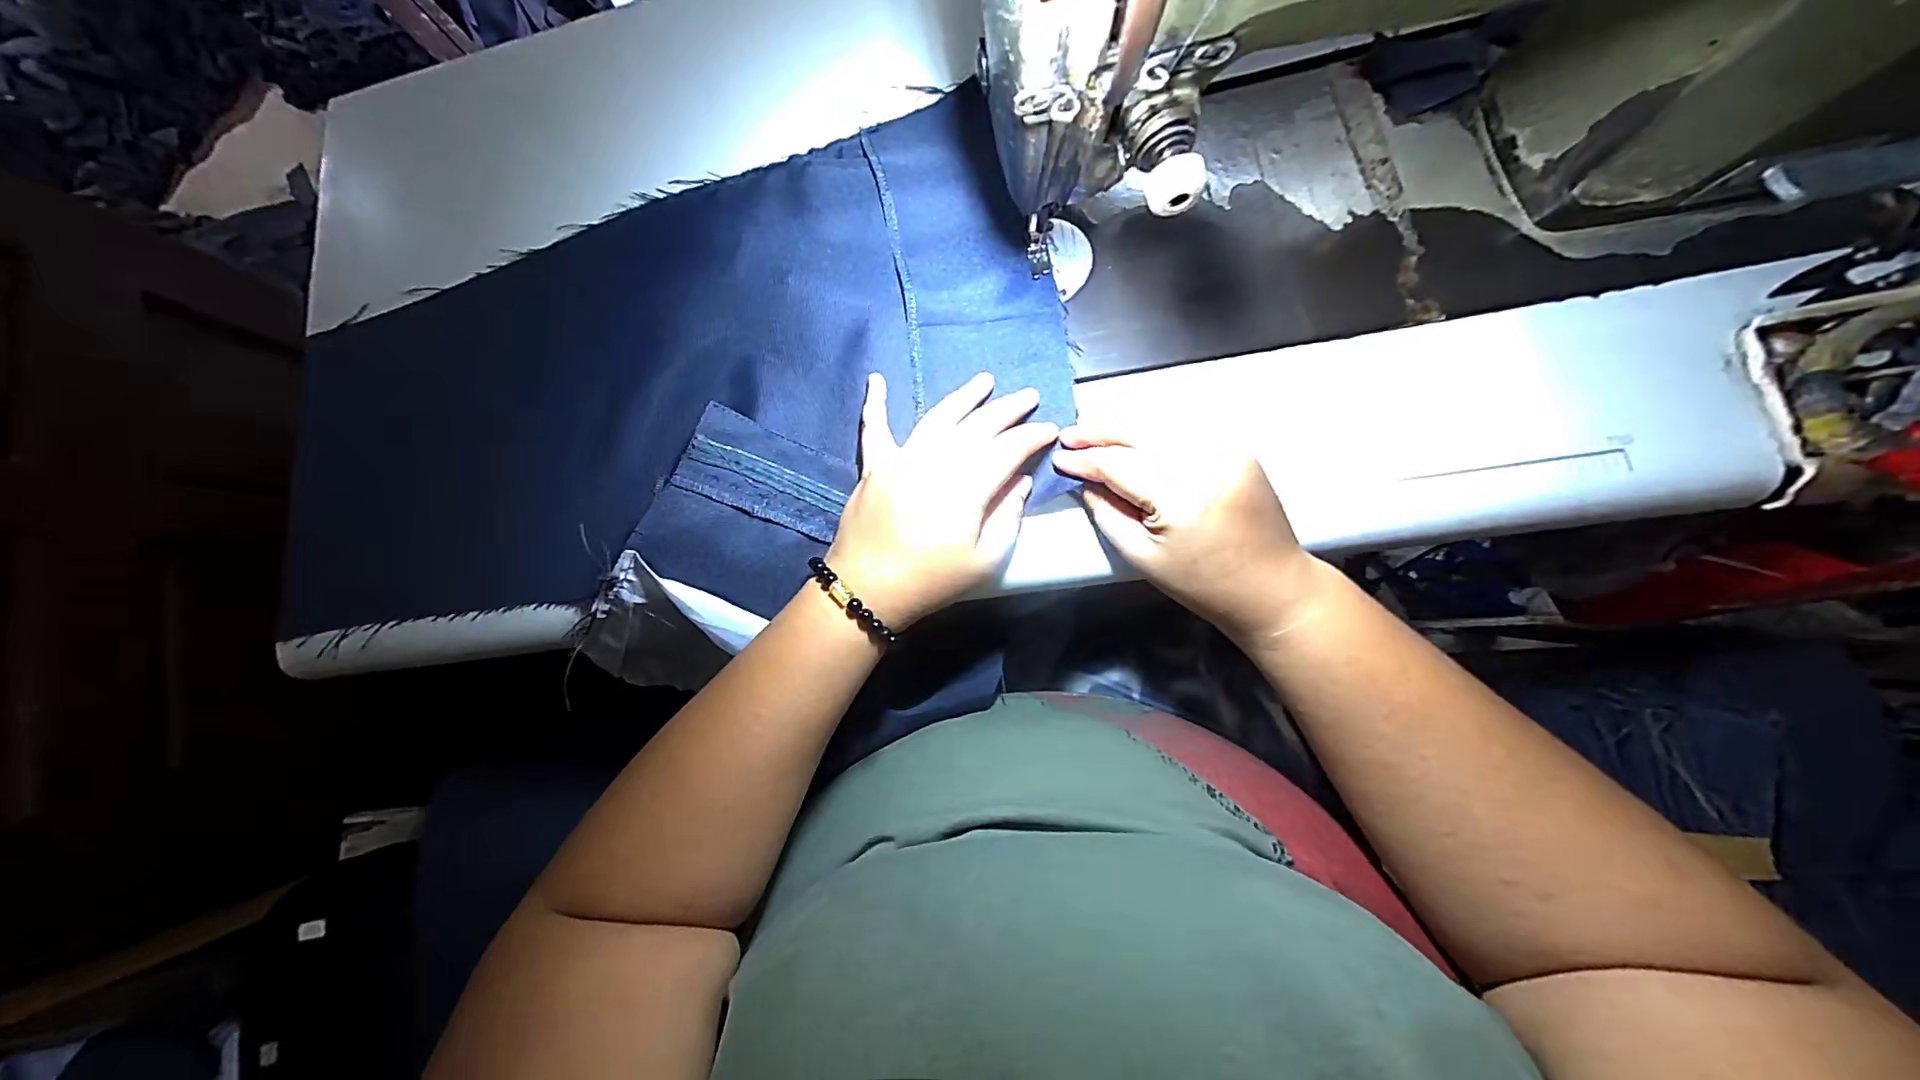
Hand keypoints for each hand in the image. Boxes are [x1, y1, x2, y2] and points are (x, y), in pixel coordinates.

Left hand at [824, 372, 1059, 628]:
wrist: (867, 590)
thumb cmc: (931, 581)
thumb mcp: (983, 561)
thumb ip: (1007, 517)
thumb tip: (1020, 481)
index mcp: (966, 487)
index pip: (1007, 450)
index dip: (1032, 437)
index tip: (1051, 429)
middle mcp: (935, 463)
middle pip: (977, 426)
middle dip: (1007, 409)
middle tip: (1029, 396)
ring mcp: (901, 460)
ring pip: (937, 418)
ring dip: (963, 397)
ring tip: (984, 380)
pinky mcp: (874, 467)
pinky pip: (874, 429)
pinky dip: (875, 404)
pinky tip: (876, 380)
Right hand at [1053, 425, 1332, 646]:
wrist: (1272, 587)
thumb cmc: (1203, 584)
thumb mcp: (1143, 557)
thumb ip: (1107, 513)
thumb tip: (1083, 481)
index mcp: (1181, 500)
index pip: (1120, 465)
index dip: (1086, 460)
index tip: (1060, 459)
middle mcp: (1207, 466)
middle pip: (1140, 435)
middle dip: (1102, 433)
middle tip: (1070, 435)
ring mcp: (1227, 454)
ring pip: (1162, 428)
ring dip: (1127, 429)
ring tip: (1095, 433)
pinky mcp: (1239, 452)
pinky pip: (1187, 435)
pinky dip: (1157, 434)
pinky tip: (1136, 440)